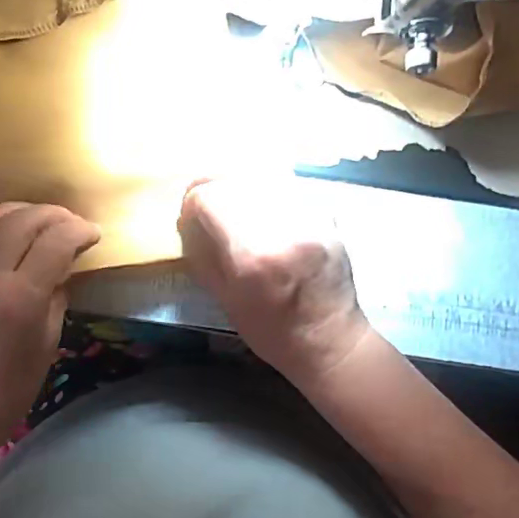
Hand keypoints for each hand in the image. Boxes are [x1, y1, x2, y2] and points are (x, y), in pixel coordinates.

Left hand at [0, 203, 101, 433]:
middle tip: (71, 223)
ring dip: (18, 211)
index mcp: (20, 297)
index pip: (55, 242)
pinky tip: (1, 236)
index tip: (94, 235)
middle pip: (22, 221)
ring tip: (38, 219)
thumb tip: (64, 264)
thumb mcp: (48, 342)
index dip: (80, 231)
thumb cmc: (11, 387)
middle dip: (53, 214)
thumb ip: (57, 296)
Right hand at [178, 179, 371, 388]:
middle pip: (234, 180)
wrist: (330, 340)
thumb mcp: (223, 298)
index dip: (192, 201)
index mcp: (253, 255)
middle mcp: (283, 228)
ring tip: (230, 200)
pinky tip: (260, 209)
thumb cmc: (271, 330)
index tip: (188, 213)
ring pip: (261, 177)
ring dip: (239, 184)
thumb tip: (188, 220)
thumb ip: (201, 253)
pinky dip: (265, 191)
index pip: (211, 197)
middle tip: (203, 201)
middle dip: (212, 186)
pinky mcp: (326, 215)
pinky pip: (285, 188)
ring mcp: (309, 217)